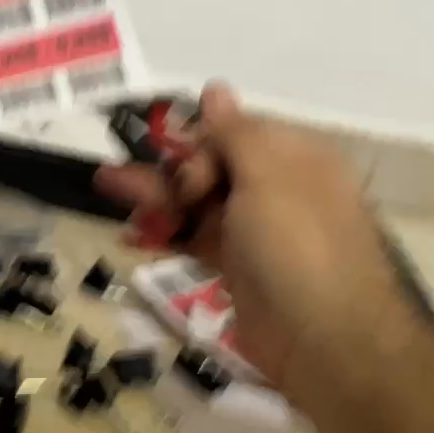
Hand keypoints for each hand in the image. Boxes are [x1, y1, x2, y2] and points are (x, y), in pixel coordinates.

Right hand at [94, 84, 409, 392]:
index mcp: (292, 158)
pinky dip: (163, 234)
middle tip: (115, 179)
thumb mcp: (268, 175)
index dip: (196, 143)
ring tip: (106, 188)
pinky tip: (129, 235)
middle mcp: (275, 189)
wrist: (327, 343)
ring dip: (153, 197)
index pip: (232, 132)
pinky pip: (193, 238)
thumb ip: (234, 132)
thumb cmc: (298, 246)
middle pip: (208, 166)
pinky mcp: (236, 267)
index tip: (178, 166)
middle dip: (163, 169)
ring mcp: (254, 231)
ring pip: (195, 202)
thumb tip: (215, 88)